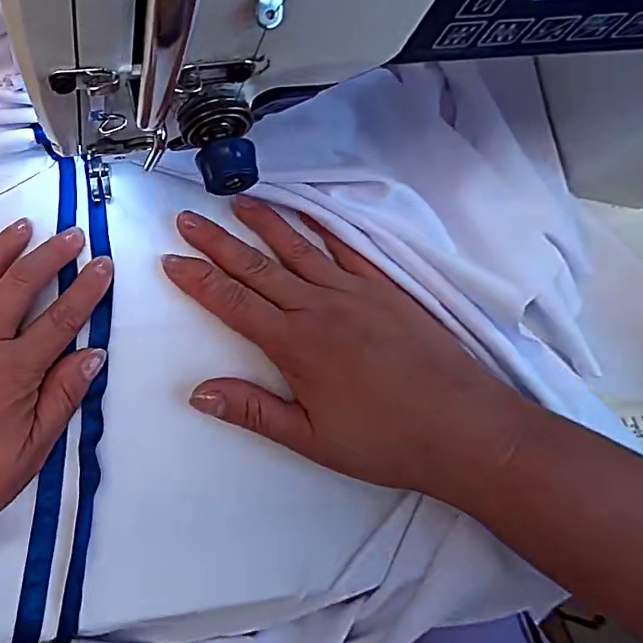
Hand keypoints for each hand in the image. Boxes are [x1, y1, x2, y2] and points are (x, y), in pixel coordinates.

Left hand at [0, 220, 112, 566]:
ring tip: (23, 227)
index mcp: (9, 372)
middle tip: (71, 236)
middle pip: (21, 285)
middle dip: (52, 255)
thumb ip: (59, 399)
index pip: (60, 320)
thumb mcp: (25, 456)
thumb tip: (90, 358)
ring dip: (2, 249)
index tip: (102, 267)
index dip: (86, 290)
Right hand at [161, 195, 535, 497]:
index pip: (232, 302)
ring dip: (263, 222)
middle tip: (187, 218)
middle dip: (215, 241)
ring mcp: (353, 292)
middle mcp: (317, 307)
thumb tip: (197, 393)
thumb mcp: (311, 439)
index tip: (171, 259)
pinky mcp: (386, 288)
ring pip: (297, 248)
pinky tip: (310, 212)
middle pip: (255, 266)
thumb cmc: (386, 440)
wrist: (471, 432)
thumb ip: (252, 410)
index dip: (197, 280)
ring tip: (236, 201)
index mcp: (294, 344)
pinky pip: (349, 248)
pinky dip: (325, 226)